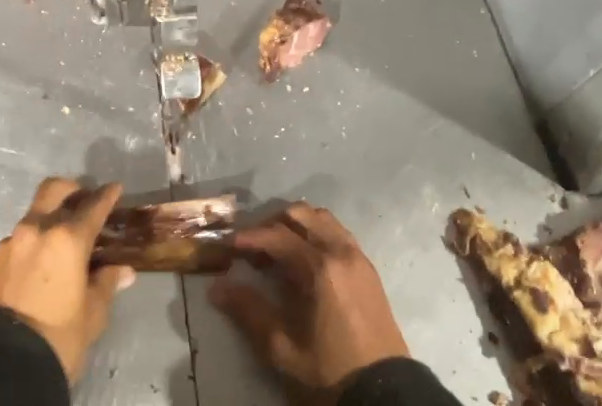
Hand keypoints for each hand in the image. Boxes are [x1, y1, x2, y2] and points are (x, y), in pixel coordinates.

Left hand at [0, 178, 135, 382]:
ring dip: (50, 215)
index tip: (115, 189)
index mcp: (67, 238)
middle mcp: (38, 229)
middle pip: (54, 190)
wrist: (4, 361)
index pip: (93, 206)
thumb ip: (106, 283)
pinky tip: (42, 259)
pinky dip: (35, 239)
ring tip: (63, 236)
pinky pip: (20, 237)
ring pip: (35, 213)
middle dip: (72, 189)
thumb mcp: (92, 313)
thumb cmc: (59, 335)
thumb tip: (123, 271)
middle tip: (84, 200)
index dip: (106, 196)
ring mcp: (13, 241)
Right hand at [209, 202, 409, 393]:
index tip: (228, 245)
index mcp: (321, 267)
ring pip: (321, 217)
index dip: (249, 237)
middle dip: (271, 223)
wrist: (384, 389)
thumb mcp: (284, 348)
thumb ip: (250, 312)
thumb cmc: (331, 368)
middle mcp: (341, 250)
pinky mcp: (367, 266)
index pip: (277, 235)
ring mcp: (358, 255)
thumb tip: (217, 287)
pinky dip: (316, 232)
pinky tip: (304, 258)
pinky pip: (337, 231)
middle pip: (300, 214)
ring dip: (295, 224)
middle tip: (252, 247)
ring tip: (277, 250)